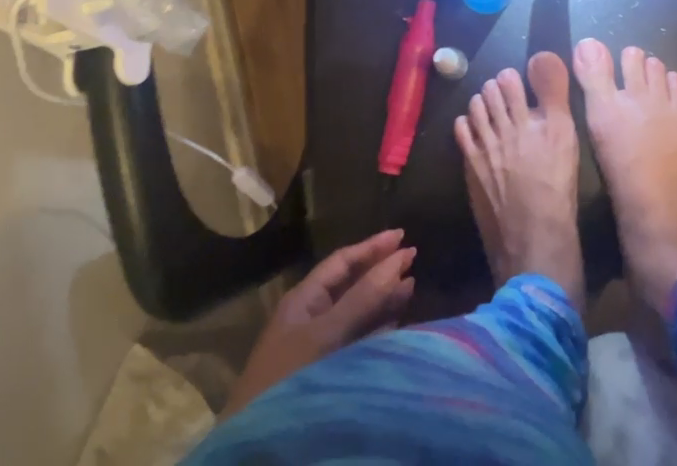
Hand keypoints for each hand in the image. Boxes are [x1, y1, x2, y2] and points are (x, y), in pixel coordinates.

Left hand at [220, 229, 416, 417]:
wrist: (262, 441)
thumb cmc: (289, 375)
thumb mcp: (326, 333)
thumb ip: (362, 299)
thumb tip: (397, 259)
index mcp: (303, 300)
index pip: (341, 262)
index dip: (371, 247)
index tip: (402, 235)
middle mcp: (311, 317)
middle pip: (350, 285)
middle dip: (380, 269)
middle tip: (413, 255)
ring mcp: (320, 346)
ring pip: (357, 313)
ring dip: (383, 299)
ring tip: (412, 284)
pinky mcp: (329, 371)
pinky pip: (359, 340)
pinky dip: (379, 329)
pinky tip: (397, 322)